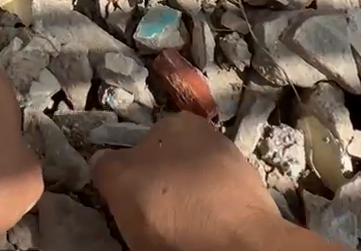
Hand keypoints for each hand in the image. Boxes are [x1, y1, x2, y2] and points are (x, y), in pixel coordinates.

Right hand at [93, 114, 316, 250]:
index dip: (133, 174)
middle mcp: (212, 138)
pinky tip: (204, 241)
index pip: (145, 143)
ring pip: (200, 193)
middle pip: (174, 167)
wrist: (242, 250)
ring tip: (179, 236)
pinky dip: (213, 228)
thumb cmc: (173, 206)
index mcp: (179, 121)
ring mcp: (240, 175)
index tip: (130, 201)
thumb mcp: (119, 181)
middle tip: (153, 221)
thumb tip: (102, 160)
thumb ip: (105, 165)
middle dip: (164, 190)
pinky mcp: (258, 210)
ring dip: (190, 210)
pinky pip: (223, 216)